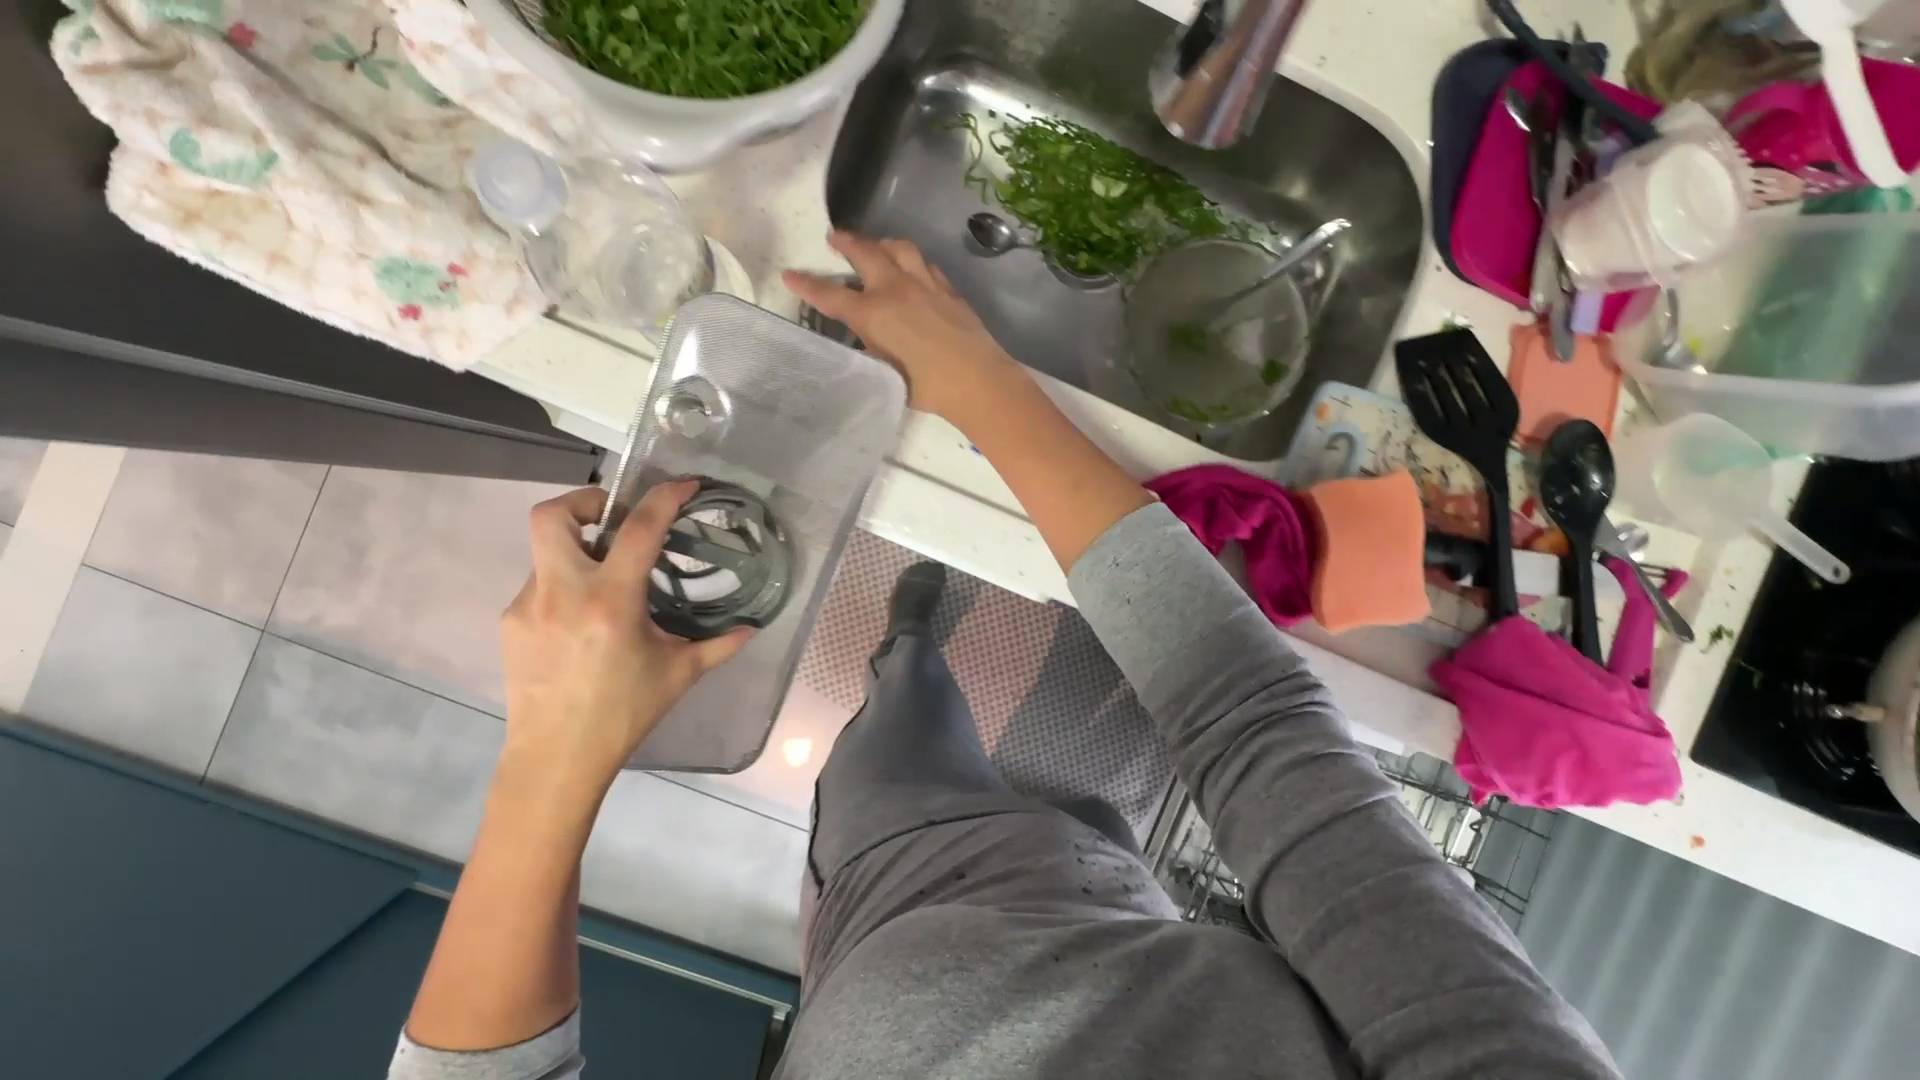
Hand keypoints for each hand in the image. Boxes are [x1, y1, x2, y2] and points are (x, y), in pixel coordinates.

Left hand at [499, 482, 751, 788]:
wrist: (557, 758)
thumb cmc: (624, 713)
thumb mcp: (680, 675)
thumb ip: (718, 645)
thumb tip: (751, 629)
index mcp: (611, 602)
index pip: (638, 529)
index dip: (663, 497)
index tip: (683, 485)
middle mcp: (563, 593)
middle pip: (553, 515)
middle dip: (584, 502)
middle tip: (614, 519)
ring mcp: (528, 606)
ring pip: (547, 551)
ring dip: (579, 550)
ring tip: (606, 579)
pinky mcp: (511, 623)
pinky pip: (540, 586)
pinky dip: (566, 586)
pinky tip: (584, 621)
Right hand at [783, 231, 1021, 424]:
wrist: (977, 380)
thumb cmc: (926, 387)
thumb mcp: (885, 373)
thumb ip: (872, 349)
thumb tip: (867, 337)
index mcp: (872, 313)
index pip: (831, 295)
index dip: (807, 285)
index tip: (790, 275)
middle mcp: (895, 289)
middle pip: (865, 253)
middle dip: (845, 242)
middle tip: (834, 237)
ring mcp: (925, 284)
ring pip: (899, 248)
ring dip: (881, 243)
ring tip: (876, 246)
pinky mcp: (948, 289)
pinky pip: (925, 264)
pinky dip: (911, 260)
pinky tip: (912, 269)